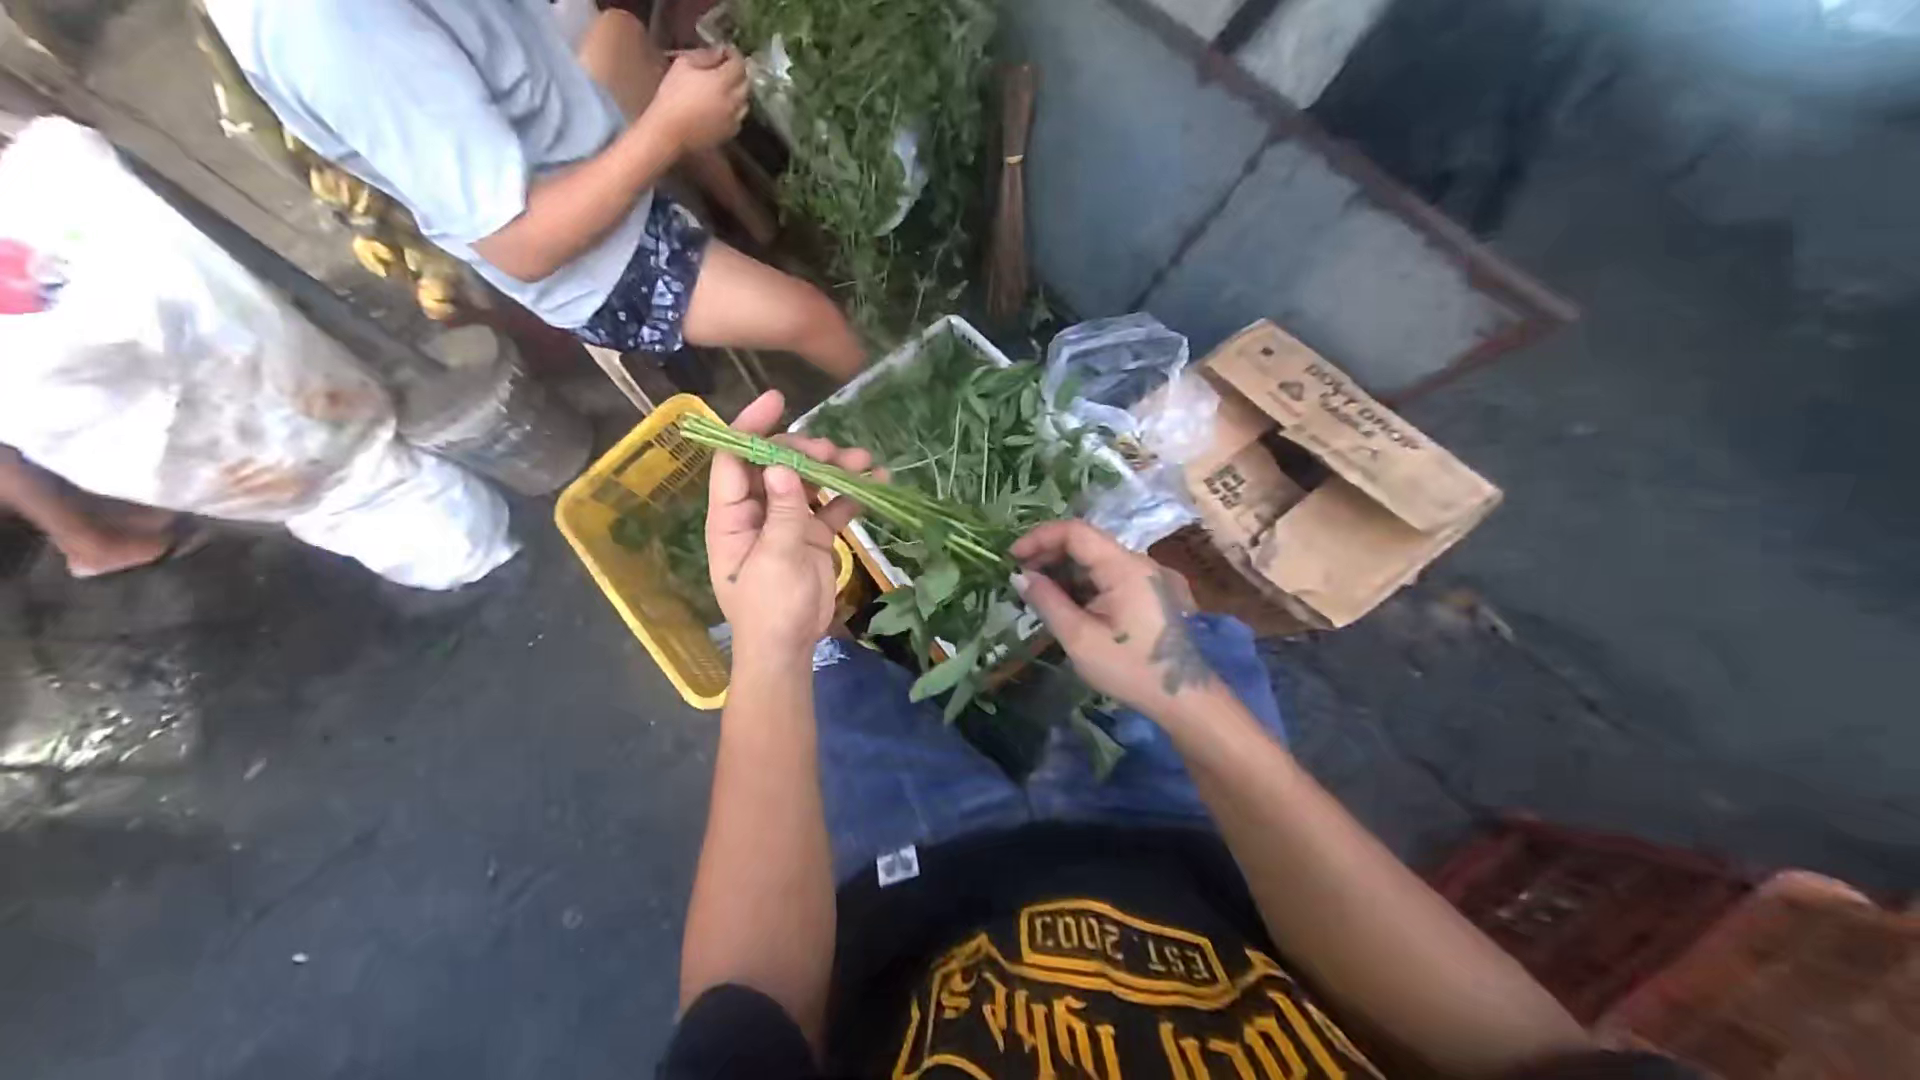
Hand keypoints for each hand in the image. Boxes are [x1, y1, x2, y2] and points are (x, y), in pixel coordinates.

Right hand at [649, 47, 749, 152]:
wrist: (670, 130)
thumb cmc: (672, 94)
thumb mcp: (683, 64)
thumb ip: (705, 56)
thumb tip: (720, 53)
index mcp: (723, 82)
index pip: (739, 64)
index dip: (734, 55)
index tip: (725, 51)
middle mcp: (734, 101)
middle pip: (745, 83)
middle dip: (738, 73)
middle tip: (725, 68)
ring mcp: (734, 119)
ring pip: (744, 102)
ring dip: (738, 92)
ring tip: (725, 88)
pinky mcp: (731, 133)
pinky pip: (739, 118)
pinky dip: (735, 109)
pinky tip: (723, 107)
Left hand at [706, 390, 871, 663]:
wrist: (789, 647)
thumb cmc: (769, 609)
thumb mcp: (774, 560)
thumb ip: (782, 513)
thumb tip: (784, 467)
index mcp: (732, 517)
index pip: (734, 461)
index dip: (751, 428)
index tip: (777, 401)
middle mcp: (756, 512)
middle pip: (777, 466)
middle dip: (805, 452)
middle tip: (834, 452)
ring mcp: (785, 522)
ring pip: (807, 483)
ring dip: (834, 470)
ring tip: (864, 462)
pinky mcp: (811, 535)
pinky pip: (830, 507)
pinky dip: (849, 496)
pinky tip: (874, 486)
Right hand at [1011, 520, 1221, 717]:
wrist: (1184, 699)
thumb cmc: (1130, 669)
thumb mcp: (1079, 638)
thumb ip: (1047, 601)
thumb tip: (1020, 576)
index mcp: (1124, 567)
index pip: (1076, 532)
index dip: (1040, 538)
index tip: (1013, 557)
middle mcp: (1138, 563)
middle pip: (1086, 543)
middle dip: (1049, 554)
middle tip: (1020, 577)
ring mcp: (1146, 577)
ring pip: (1096, 560)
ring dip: (1064, 571)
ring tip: (1037, 593)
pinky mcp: (1148, 592)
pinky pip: (1109, 576)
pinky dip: (1083, 584)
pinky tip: (1065, 604)